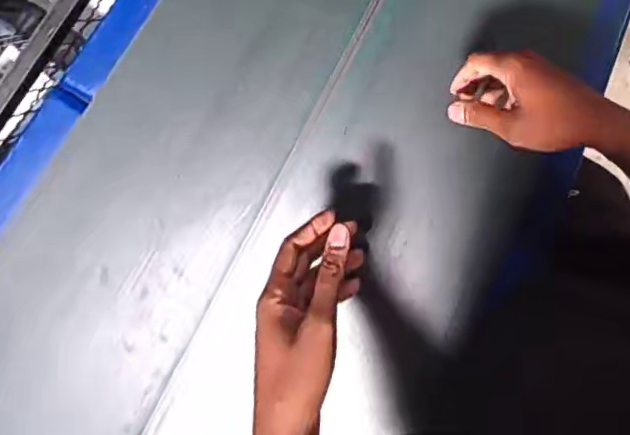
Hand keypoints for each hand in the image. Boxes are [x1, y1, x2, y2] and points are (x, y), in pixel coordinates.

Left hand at [255, 211, 363, 434]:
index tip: (333, 216)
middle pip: (302, 261)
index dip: (313, 228)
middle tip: (350, 230)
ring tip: (356, 253)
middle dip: (326, 243)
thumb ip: (329, 275)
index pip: (291, 249)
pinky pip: (318, 298)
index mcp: (273, 298)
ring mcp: (288, 320)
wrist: (287, 429)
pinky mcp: (300, 333)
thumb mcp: (318, 320)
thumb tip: (336, 237)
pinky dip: (335, 287)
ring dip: (334, 264)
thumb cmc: (294, 383)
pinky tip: (350, 284)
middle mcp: (278, 305)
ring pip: (312, 279)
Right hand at [447, 50, 629, 151]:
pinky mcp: (546, 72)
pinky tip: (505, 107)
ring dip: (489, 86)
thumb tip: (455, 109)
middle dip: (473, 82)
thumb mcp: (511, 126)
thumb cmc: (554, 124)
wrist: (595, 120)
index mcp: (513, 66)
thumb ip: (480, 116)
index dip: (460, 78)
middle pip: (489, 62)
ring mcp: (537, 63)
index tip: (454, 95)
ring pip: (503, 68)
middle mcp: (524, 58)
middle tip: (465, 104)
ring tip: (483, 109)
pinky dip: (504, 86)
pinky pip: (517, 72)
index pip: (476, 61)